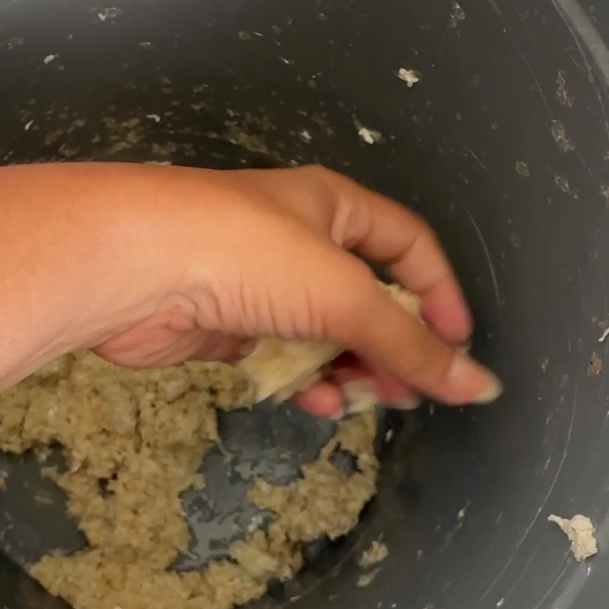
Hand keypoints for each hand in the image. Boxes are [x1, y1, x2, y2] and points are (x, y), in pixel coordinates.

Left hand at [79, 164, 501, 414]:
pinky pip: (279, 357)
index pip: (408, 246)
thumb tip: (476, 385)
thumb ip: (408, 343)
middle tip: (407, 392)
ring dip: (348, 369)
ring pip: (321, 335)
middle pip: (365, 300)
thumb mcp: (342, 294)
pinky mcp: (224, 327)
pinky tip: (317, 400)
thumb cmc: (245, 254)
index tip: (458, 348)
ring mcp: (257, 286)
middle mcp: (297, 242)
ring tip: (362, 399)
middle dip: (390, 347)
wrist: (133, 268)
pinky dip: (302, 379)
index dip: (439, 293)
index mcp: (332, 207)